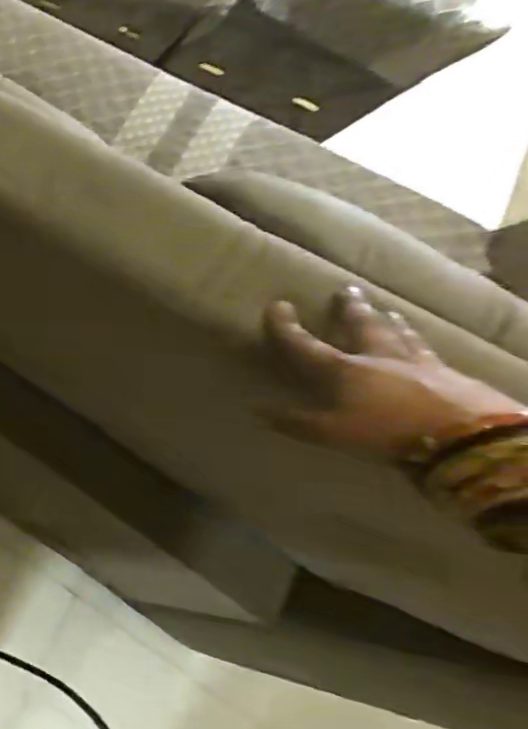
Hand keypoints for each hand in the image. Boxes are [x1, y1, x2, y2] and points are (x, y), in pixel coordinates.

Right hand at [260, 287, 524, 461]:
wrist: (472, 439)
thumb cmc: (388, 431)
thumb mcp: (331, 432)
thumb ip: (294, 420)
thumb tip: (256, 408)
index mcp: (345, 370)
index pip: (306, 344)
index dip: (288, 326)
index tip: (278, 304)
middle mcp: (380, 359)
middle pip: (365, 327)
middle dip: (353, 309)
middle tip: (348, 290)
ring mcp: (422, 365)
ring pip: (403, 336)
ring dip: (392, 322)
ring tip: (390, 312)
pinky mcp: (456, 376)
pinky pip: (431, 353)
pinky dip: (421, 344)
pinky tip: (423, 344)